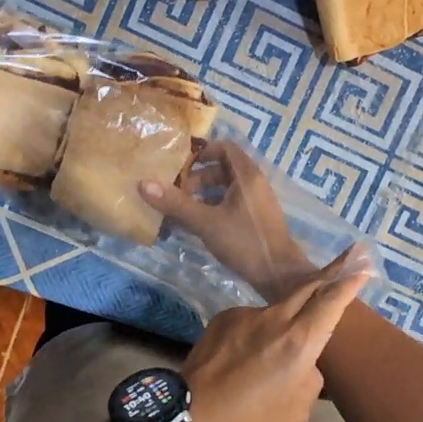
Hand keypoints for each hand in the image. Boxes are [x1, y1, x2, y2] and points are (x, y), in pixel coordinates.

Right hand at [140, 142, 316, 299]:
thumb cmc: (245, 242)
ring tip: (182, 210)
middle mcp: (255, 184)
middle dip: (198, 177)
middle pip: (224, 169)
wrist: (279, 274)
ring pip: (227, 189)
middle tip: (177, 192)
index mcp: (248, 176)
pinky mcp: (256, 220)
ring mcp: (257, 202)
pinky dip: (214, 208)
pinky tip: (197, 225)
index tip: (180, 164)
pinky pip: (232, 204)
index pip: (226, 147)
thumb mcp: (206, 222)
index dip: (203, 151)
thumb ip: (176, 203)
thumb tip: (143, 183)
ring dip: (204, 195)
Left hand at [182, 247, 372, 421]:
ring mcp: (247, 314)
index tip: (363, 266)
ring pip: (277, 309)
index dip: (350, 282)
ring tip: (271, 354)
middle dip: (330, 273)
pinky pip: (251, 320)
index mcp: (301, 341)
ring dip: (285, 319)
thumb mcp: (299, 409)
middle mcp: (276, 318)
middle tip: (348, 258)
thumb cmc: (252, 421)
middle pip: (308, 287)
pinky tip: (245, 358)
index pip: (332, 301)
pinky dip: (257, 332)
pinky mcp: (224, 317)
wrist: (192, 418)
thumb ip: (310, 376)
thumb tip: (304, 361)